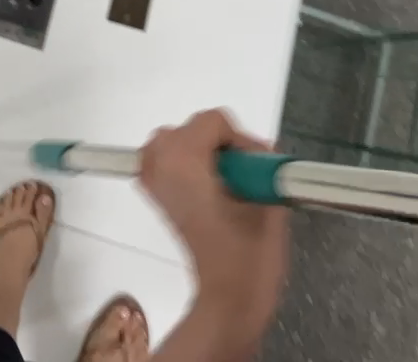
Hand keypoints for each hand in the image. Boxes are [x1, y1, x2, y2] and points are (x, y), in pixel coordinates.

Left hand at [139, 109, 289, 354]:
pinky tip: (203, 184)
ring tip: (223, 178)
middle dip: (217, 144)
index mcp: (184, 160)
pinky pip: (161, 159)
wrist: (228, 295)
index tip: (255, 165)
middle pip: (189, 127)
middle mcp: (159, 162)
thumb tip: (260, 148)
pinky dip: (181, 162)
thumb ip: (261, 165)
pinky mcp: (152, 194)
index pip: (212, 121)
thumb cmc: (249, 252)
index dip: (239, 139)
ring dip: (197, 150)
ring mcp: (151, 179)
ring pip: (172, 139)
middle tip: (242, 173)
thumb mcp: (266, 199)